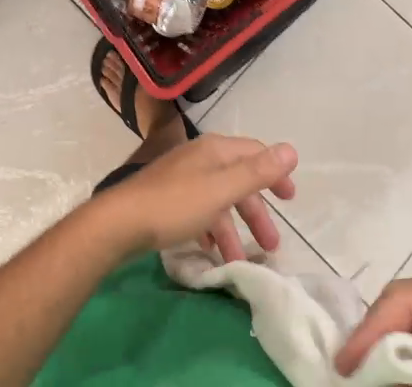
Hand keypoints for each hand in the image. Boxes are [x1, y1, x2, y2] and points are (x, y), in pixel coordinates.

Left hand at [99, 134, 298, 262]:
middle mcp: (200, 158)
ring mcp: (182, 179)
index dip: (275, 173)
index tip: (290, 199)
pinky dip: (211, 230)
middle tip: (272, 245)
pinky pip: (200, 212)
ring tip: (241, 261)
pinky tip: (212, 252)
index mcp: (215, 150)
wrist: (120, 222)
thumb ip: (257, 172)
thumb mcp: (221, 190)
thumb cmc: (175, 204)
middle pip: (237, 181)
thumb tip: (291, 150)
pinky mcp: (167, 200)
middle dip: (256, 213)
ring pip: (218, 201)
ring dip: (234, 230)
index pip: (254, 153)